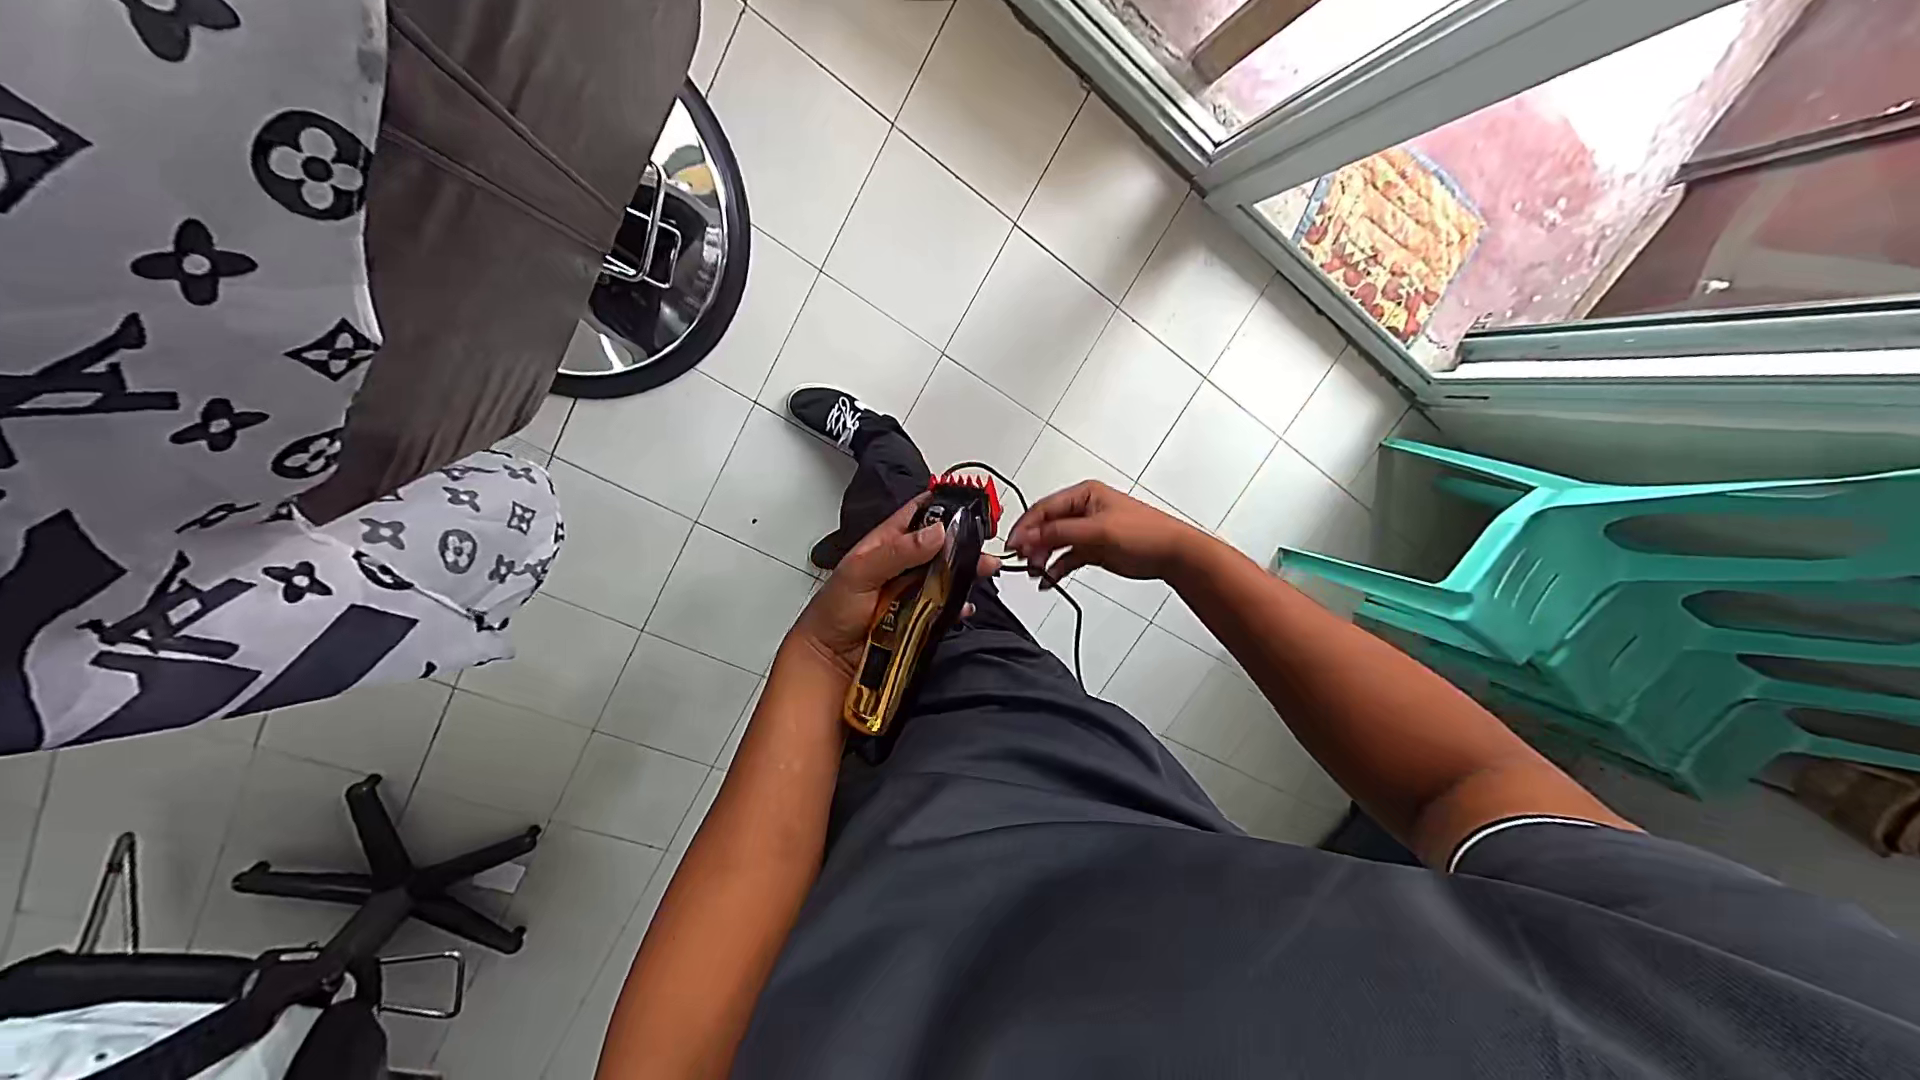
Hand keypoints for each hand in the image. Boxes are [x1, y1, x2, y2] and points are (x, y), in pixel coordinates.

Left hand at [789, 494, 1000, 677]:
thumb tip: (935, 532)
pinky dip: (960, 606)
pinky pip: (949, 607)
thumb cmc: (832, 611)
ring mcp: (916, 591)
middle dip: (965, 541)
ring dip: (967, 571)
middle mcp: (905, 565)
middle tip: (981, 541)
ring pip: (950, 574)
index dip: (943, 505)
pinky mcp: (924, 617)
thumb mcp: (859, 572)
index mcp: (888, 543)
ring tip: (982, 569)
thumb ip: (896, 551)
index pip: (920, 514)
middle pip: (943, 545)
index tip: (967, 505)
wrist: (830, 660)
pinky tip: (962, 605)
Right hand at [1007, 480, 1206, 586]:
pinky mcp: (1092, 550)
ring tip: (1036, 573)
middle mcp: (1083, 510)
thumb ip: (1061, 532)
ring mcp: (1087, 531)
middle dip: (1033, 544)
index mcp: (1084, 495)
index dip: (1026, 527)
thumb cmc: (1147, 532)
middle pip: (1046, 526)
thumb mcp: (1098, 530)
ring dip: (1042, 558)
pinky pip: (1066, 558)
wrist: (1172, 554)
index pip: (1044, 508)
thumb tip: (1030, 535)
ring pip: (1054, 544)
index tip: (1013, 544)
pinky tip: (1048, 580)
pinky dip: (1056, 569)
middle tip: (1023, 561)